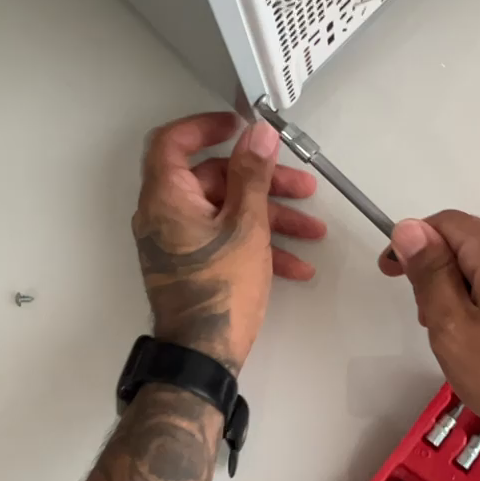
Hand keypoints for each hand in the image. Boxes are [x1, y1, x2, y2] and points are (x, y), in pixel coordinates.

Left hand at [134, 112, 326, 372]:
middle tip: (303, 188)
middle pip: (215, 181)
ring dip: (271, 219)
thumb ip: (253, 175)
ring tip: (313, 231)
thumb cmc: (219, 290)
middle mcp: (166, 216)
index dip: (206, 127)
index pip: (173, 142)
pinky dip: (258, 247)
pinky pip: (225, 243)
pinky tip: (297, 266)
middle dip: (264, 184)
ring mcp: (179, 244)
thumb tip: (259, 133)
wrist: (202, 354)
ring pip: (227, 215)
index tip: (240, 125)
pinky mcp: (192, 268)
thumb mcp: (245, 226)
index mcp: (167, 198)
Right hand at [381, 211, 479, 458]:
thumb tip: (409, 228)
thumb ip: (429, 273)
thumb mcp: (451, 326)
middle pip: (469, 242)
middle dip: (436, 270)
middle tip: (426, 319)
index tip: (390, 274)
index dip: (412, 241)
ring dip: (458, 290)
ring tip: (452, 338)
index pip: (447, 223)